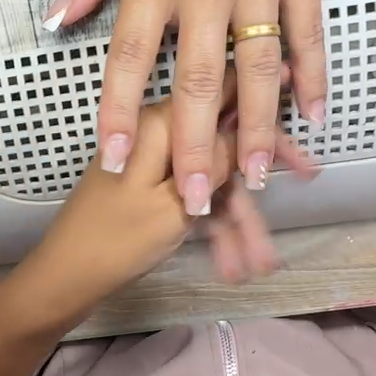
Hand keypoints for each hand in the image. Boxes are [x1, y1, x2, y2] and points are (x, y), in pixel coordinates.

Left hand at [16, 96, 315, 316]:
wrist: (66, 277)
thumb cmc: (116, 240)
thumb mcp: (174, 204)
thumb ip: (212, 162)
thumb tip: (247, 124)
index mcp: (160, 125)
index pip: (220, 98)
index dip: (263, 101)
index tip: (302, 103)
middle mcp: (159, 137)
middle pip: (223, 143)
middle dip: (260, 170)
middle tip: (309, 175)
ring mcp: (155, 166)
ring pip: (212, 182)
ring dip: (239, 220)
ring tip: (264, 264)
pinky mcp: (152, 192)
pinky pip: (193, 203)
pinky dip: (214, 231)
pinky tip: (236, 266)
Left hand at [42, 0, 326, 217]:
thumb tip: (57, 20)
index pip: (131, 58)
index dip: (120, 113)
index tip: (114, 161)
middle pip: (200, 82)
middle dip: (197, 148)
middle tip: (196, 202)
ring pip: (260, 69)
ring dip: (258, 129)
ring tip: (256, 179)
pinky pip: (308, 32)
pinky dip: (312, 75)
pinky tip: (312, 116)